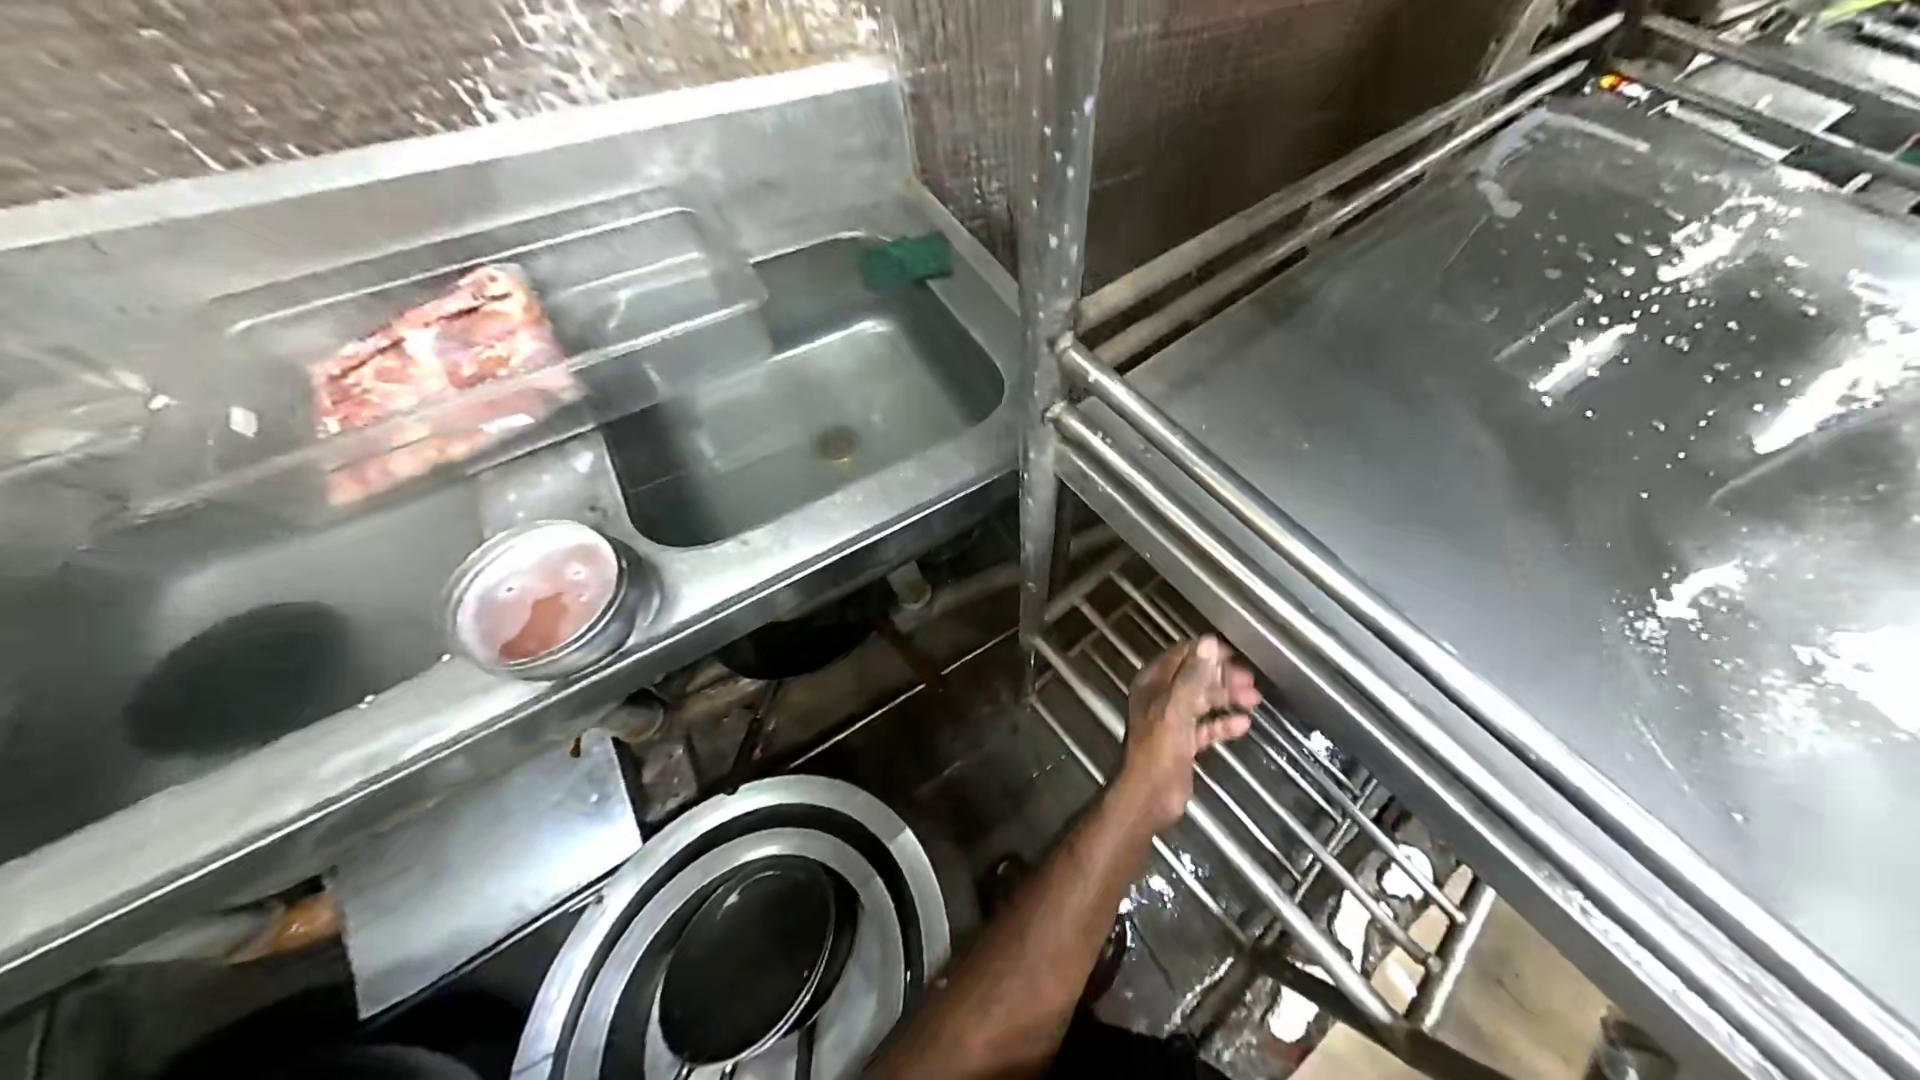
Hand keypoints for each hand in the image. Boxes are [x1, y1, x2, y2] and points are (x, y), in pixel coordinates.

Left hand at [1115, 635, 1260, 829]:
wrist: (1149, 796)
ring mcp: (1171, 721)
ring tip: (1254, 697)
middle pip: (1194, 678)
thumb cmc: (1157, 749)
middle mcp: (1160, 698)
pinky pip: (1206, 727)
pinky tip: (1243, 724)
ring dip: (1226, 698)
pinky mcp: (1182, 743)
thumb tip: (1209, 642)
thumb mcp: (1175, 708)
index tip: (1234, 653)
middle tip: (1250, 679)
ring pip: (1202, 702)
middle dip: (1221, 676)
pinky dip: (1223, 724)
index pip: (1181, 656)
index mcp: (1152, 684)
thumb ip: (1192, 676)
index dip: (1206, 653)